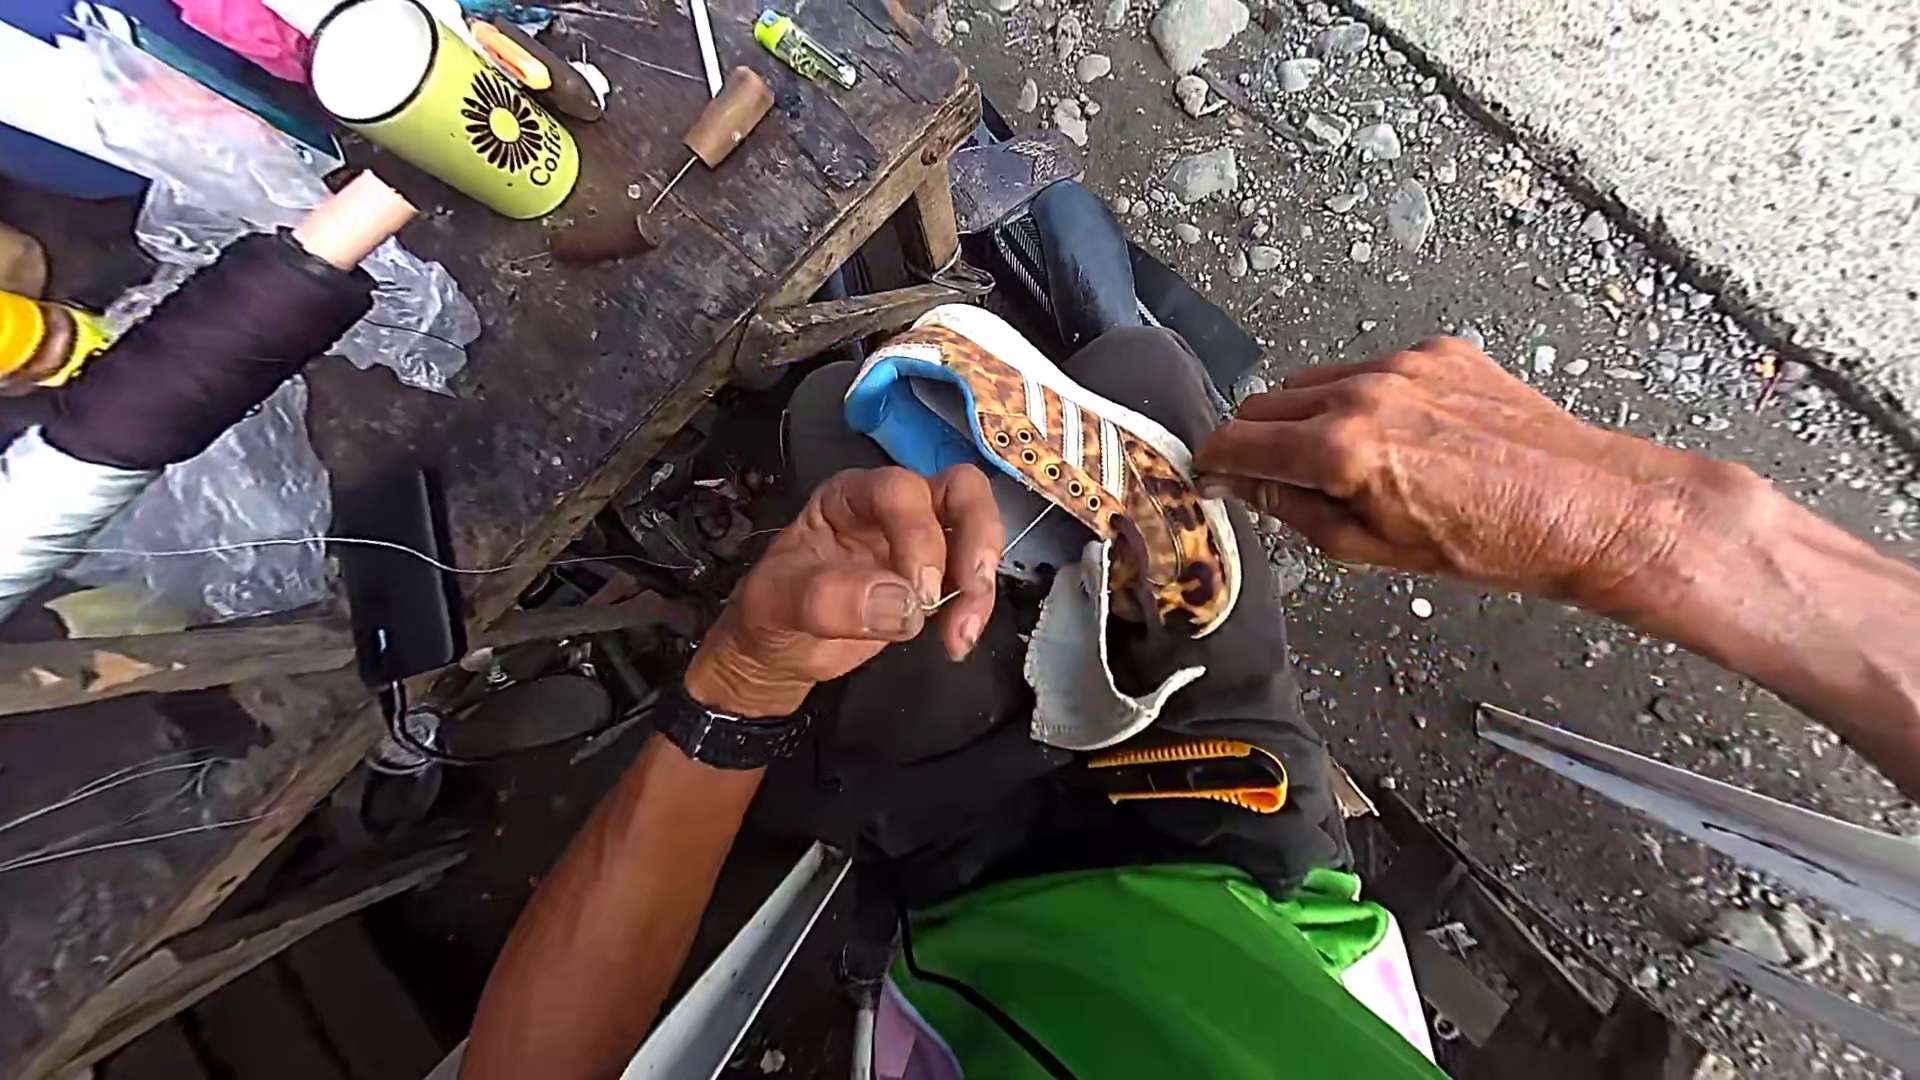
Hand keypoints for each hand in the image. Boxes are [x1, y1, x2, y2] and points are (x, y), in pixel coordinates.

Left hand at [684, 465, 1001, 717]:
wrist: (780, 653)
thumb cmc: (772, 614)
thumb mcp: (775, 604)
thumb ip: (826, 599)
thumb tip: (902, 604)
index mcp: (849, 497)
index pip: (900, 491)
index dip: (919, 535)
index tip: (916, 593)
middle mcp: (892, 509)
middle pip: (961, 490)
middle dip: (976, 538)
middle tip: (970, 588)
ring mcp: (921, 541)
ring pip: (977, 530)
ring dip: (982, 582)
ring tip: (960, 634)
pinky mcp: (937, 578)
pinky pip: (974, 579)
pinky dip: (976, 609)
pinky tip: (956, 641)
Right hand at [1192, 337, 1770, 611]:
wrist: (1593, 508)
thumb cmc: (1485, 542)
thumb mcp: (1362, 546)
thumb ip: (1286, 507)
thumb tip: (1242, 483)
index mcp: (1339, 451)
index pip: (1235, 442)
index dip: (1210, 461)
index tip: (1209, 473)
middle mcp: (1362, 395)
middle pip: (1259, 405)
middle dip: (1251, 440)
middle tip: (1269, 472)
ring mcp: (1401, 366)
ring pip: (1303, 383)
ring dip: (1297, 417)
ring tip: (1334, 454)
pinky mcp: (1435, 352)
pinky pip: (1359, 369)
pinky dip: (1351, 398)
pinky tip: (1387, 429)